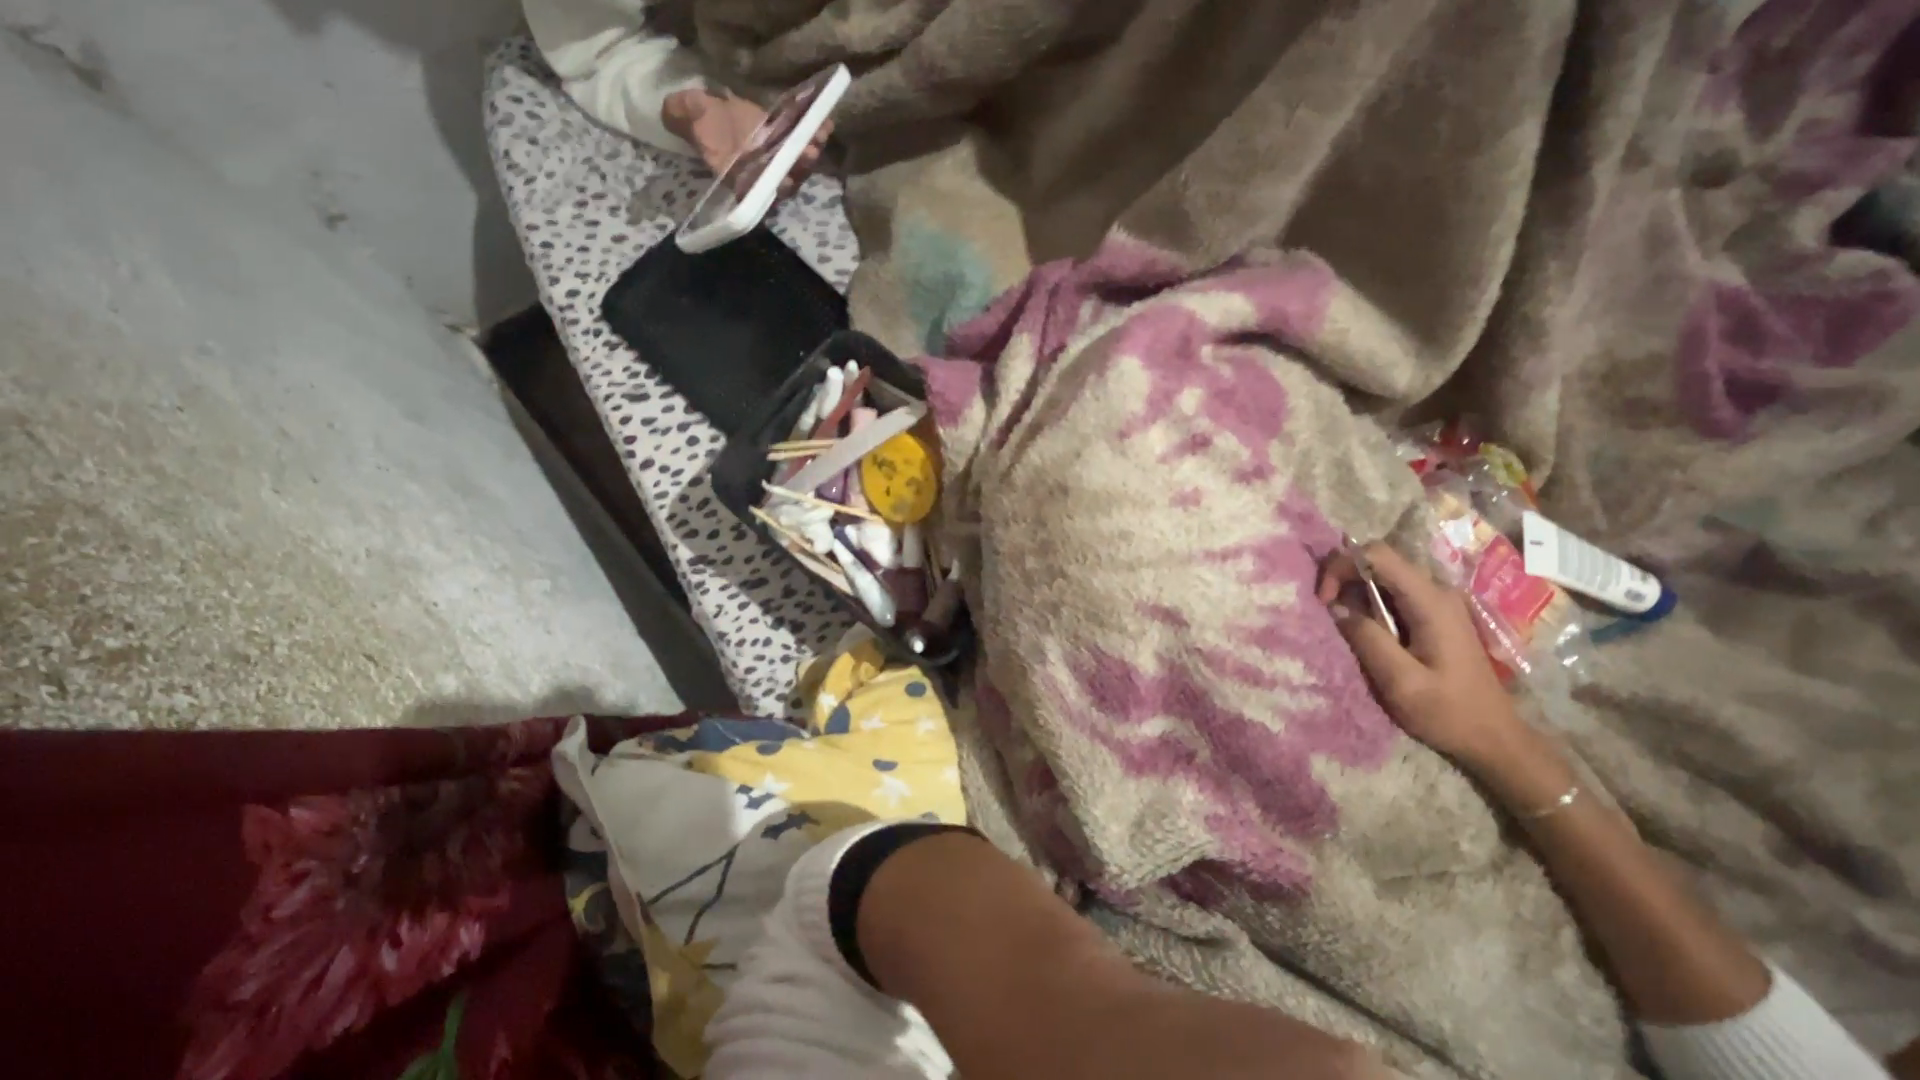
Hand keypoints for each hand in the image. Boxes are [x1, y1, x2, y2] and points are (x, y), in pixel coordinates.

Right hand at [661, 88, 827, 196]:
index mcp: (740, 179)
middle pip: (786, 181)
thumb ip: (683, 117)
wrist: (718, 112)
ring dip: (812, 153)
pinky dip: (816, 137)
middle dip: (798, 169)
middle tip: (807, 153)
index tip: (783, 180)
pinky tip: (825, 123)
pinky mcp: (792, 146)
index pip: (758, 191)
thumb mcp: (689, 115)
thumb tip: (671, 112)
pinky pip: (807, 146)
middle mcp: (763, 177)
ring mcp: (780, 162)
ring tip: (819, 135)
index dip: (771, 187)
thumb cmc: (703, 120)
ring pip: (800, 166)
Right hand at [1316, 542, 1526, 769]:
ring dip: (1356, 595)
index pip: (1377, 554)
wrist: (1493, 736)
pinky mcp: (1436, 616)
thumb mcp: (1401, 682)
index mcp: (1430, 602)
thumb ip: (1367, 640)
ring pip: (1385, 578)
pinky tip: (1368, 635)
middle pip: (1380, 562)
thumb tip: (1336, 609)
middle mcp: (1437, 591)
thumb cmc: (1448, 712)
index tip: (1325, 601)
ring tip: (1346, 630)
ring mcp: (1439, 603)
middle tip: (1329, 615)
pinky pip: (1395, 596)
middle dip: (1345, 580)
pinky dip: (1371, 606)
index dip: (1342, 566)